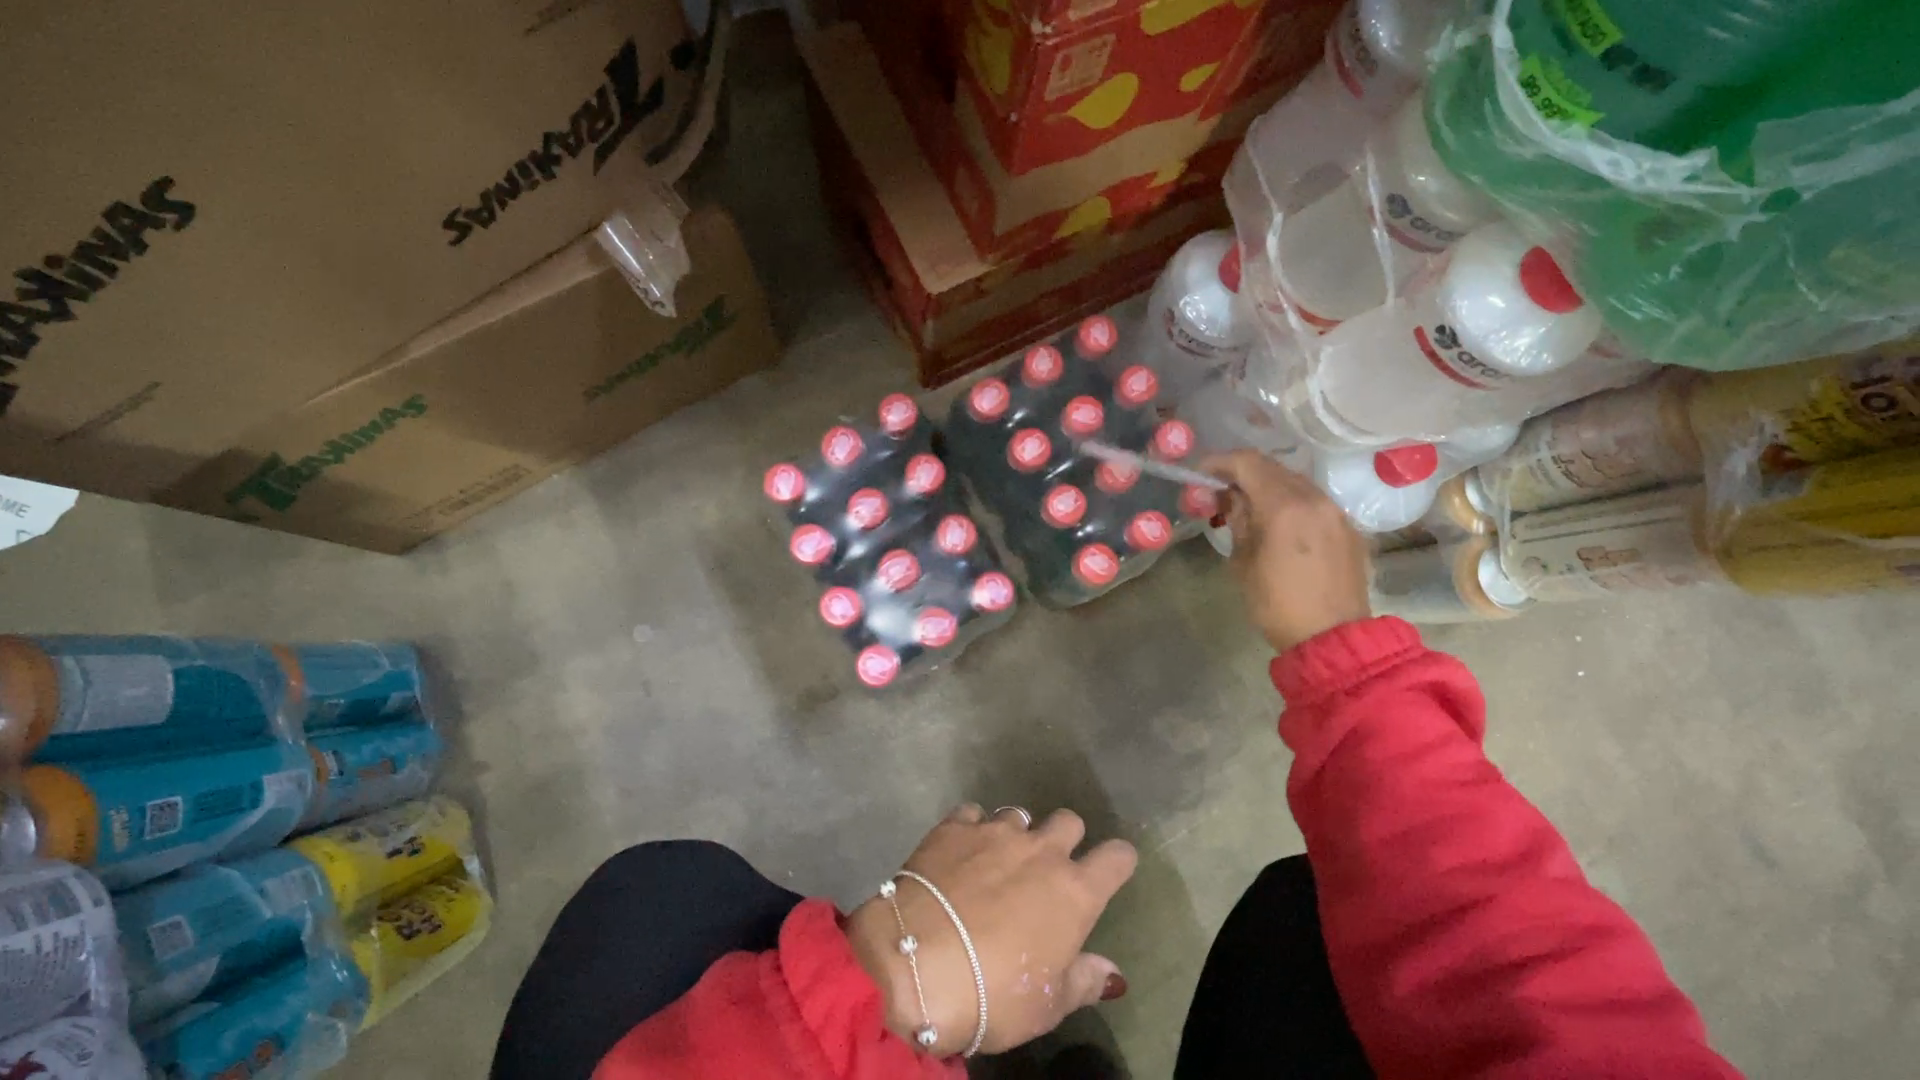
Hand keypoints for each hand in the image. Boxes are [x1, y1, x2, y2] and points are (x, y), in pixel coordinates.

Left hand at [845, 805, 1136, 1056]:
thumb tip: (1112, 972)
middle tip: (1046, 868)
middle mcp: (1041, 851)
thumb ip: (1083, 981)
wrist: (915, 965)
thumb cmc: (993, 994)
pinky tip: (958, 851)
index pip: (1116, 858)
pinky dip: (970, 829)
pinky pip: (971, 813)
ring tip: (997, 860)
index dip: (1117, 862)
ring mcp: (995, 833)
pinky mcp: (952, 828)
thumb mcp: (1047, 1006)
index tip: (1109, 871)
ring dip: (1015, 834)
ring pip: (1019, 815)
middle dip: (1064, 838)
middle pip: (1068, 821)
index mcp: (1075, 893)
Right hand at [1203, 449, 1371, 653]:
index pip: (1247, 462)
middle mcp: (1314, 498)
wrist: (1333, 638)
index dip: (1219, 462)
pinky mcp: (1349, 527)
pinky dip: (1292, 504)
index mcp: (1284, 506)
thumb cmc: (1277, 605)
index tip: (1202, 475)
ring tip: (1250, 510)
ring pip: (1296, 482)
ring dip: (1269, 488)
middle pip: (1273, 468)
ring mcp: (1336, 511)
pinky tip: (1281, 527)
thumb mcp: (1242, 562)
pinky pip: (1315, 502)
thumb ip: (1238, 521)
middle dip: (1243, 475)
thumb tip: (1231, 498)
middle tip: (1221, 494)